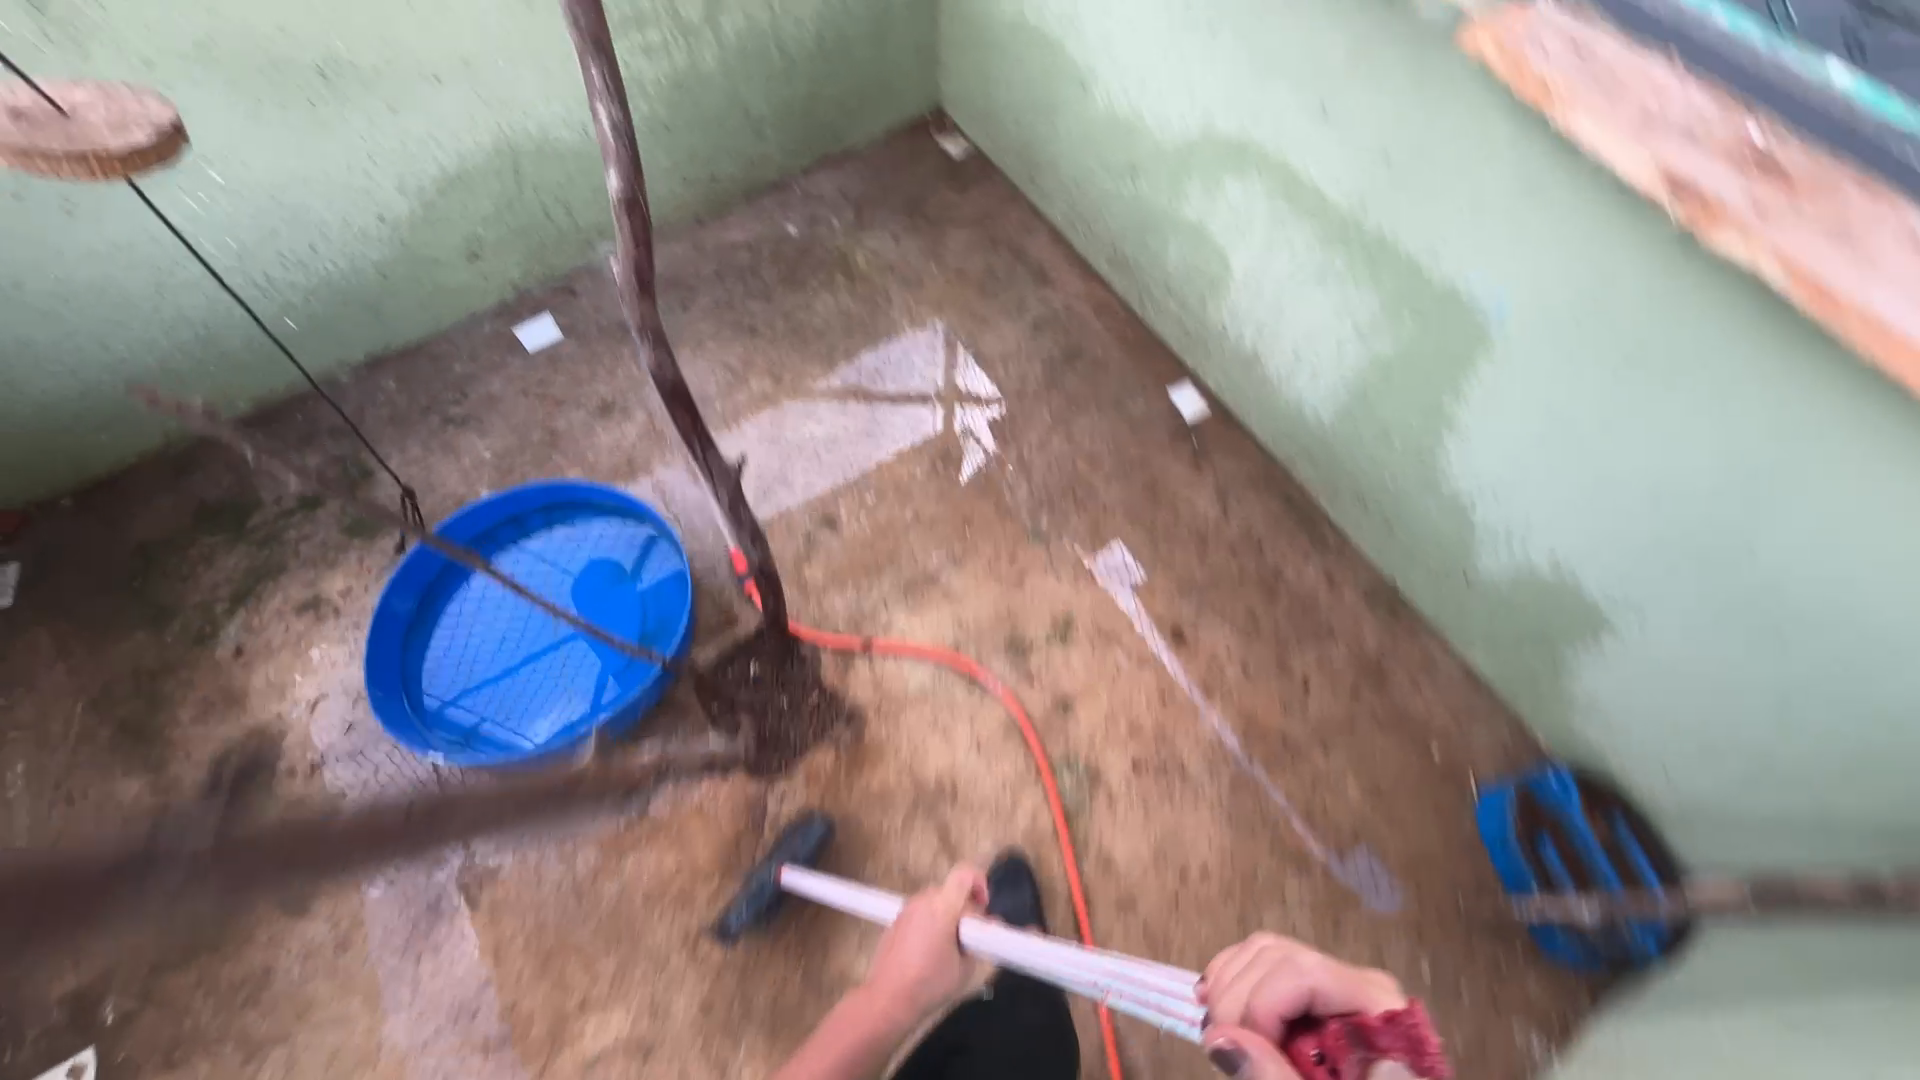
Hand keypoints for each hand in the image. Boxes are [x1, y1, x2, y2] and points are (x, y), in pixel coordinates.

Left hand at [856, 864, 988, 1027]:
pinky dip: (931, 924)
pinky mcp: (895, 921)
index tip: (984, 906)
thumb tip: (988, 926)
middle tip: (970, 937)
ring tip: (949, 949)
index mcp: (942, 906)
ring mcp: (906, 909)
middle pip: (951, 891)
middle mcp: (923, 900)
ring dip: (947, 917)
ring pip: (936, 902)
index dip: (979, 883)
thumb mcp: (965, 967)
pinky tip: (929, 953)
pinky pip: (921, 913)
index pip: (964, 874)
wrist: (887, 999)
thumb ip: (980, 942)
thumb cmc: (929, 984)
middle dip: (964, 909)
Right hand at [1196, 933, 1406, 1078]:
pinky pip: (1267, 963)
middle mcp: (1361, 984)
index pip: (1301, 972)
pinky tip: (1217, 1006)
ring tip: (1216, 1034)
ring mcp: (1341, 987)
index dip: (1258, 1005)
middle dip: (1236, 997)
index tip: (1237, 1053)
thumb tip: (1218, 1037)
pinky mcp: (1323, 998)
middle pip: (1277, 957)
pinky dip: (1235, 981)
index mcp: (1378, 1010)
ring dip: (1228, 986)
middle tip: (1217, 1049)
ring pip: (1265, 952)